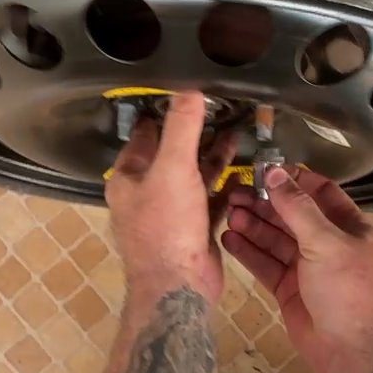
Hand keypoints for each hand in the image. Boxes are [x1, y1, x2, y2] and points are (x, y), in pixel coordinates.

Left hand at [106, 91, 238, 299]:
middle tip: (221, 109)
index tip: (186, 92)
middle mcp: (146, 195)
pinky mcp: (194, 231)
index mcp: (128, 179)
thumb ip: (182, 127)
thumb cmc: (166, 225)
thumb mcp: (173, 168)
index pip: (143, 136)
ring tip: (238, 133)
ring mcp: (171, 215)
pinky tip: (243, 172)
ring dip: (214, 158)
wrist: (179, 285)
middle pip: (172, 156)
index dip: (162, 113)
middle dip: (196, 134)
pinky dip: (224, 187)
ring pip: (194, 178)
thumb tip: (190, 88)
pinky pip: (210, 202)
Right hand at [221, 168, 372, 372]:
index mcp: (349, 227)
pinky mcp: (290, 291)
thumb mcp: (326, 241)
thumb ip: (297, 208)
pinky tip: (230, 238)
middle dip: (265, 204)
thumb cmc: (349, 289)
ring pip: (276, 241)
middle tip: (233, 192)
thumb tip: (275, 173)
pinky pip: (267, 265)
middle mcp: (328, 244)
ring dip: (253, 226)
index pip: (320, 193)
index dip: (293, 181)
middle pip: (292, 216)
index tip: (263, 171)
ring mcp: (308, 269)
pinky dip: (249, 253)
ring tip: (228, 212)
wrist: (354, 350)